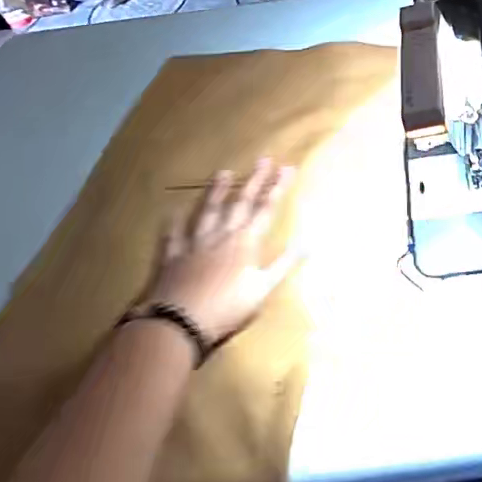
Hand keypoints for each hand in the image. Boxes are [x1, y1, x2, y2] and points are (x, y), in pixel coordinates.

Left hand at [142, 159, 298, 344]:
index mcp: (246, 242)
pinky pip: (174, 235)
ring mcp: (195, 243)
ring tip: (223, 173)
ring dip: (216, 192)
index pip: (266, 209)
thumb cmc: (227, 309)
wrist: (178, 322)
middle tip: (264, 159)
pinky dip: (174, 223)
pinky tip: (173, 212)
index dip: (277, 188)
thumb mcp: (262, 289)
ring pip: (208, 211)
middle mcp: (222, 235)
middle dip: (254, 181)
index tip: (287, 168)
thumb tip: (308, 242)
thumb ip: (284, 264)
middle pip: (240, 203)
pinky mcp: (173, 256)